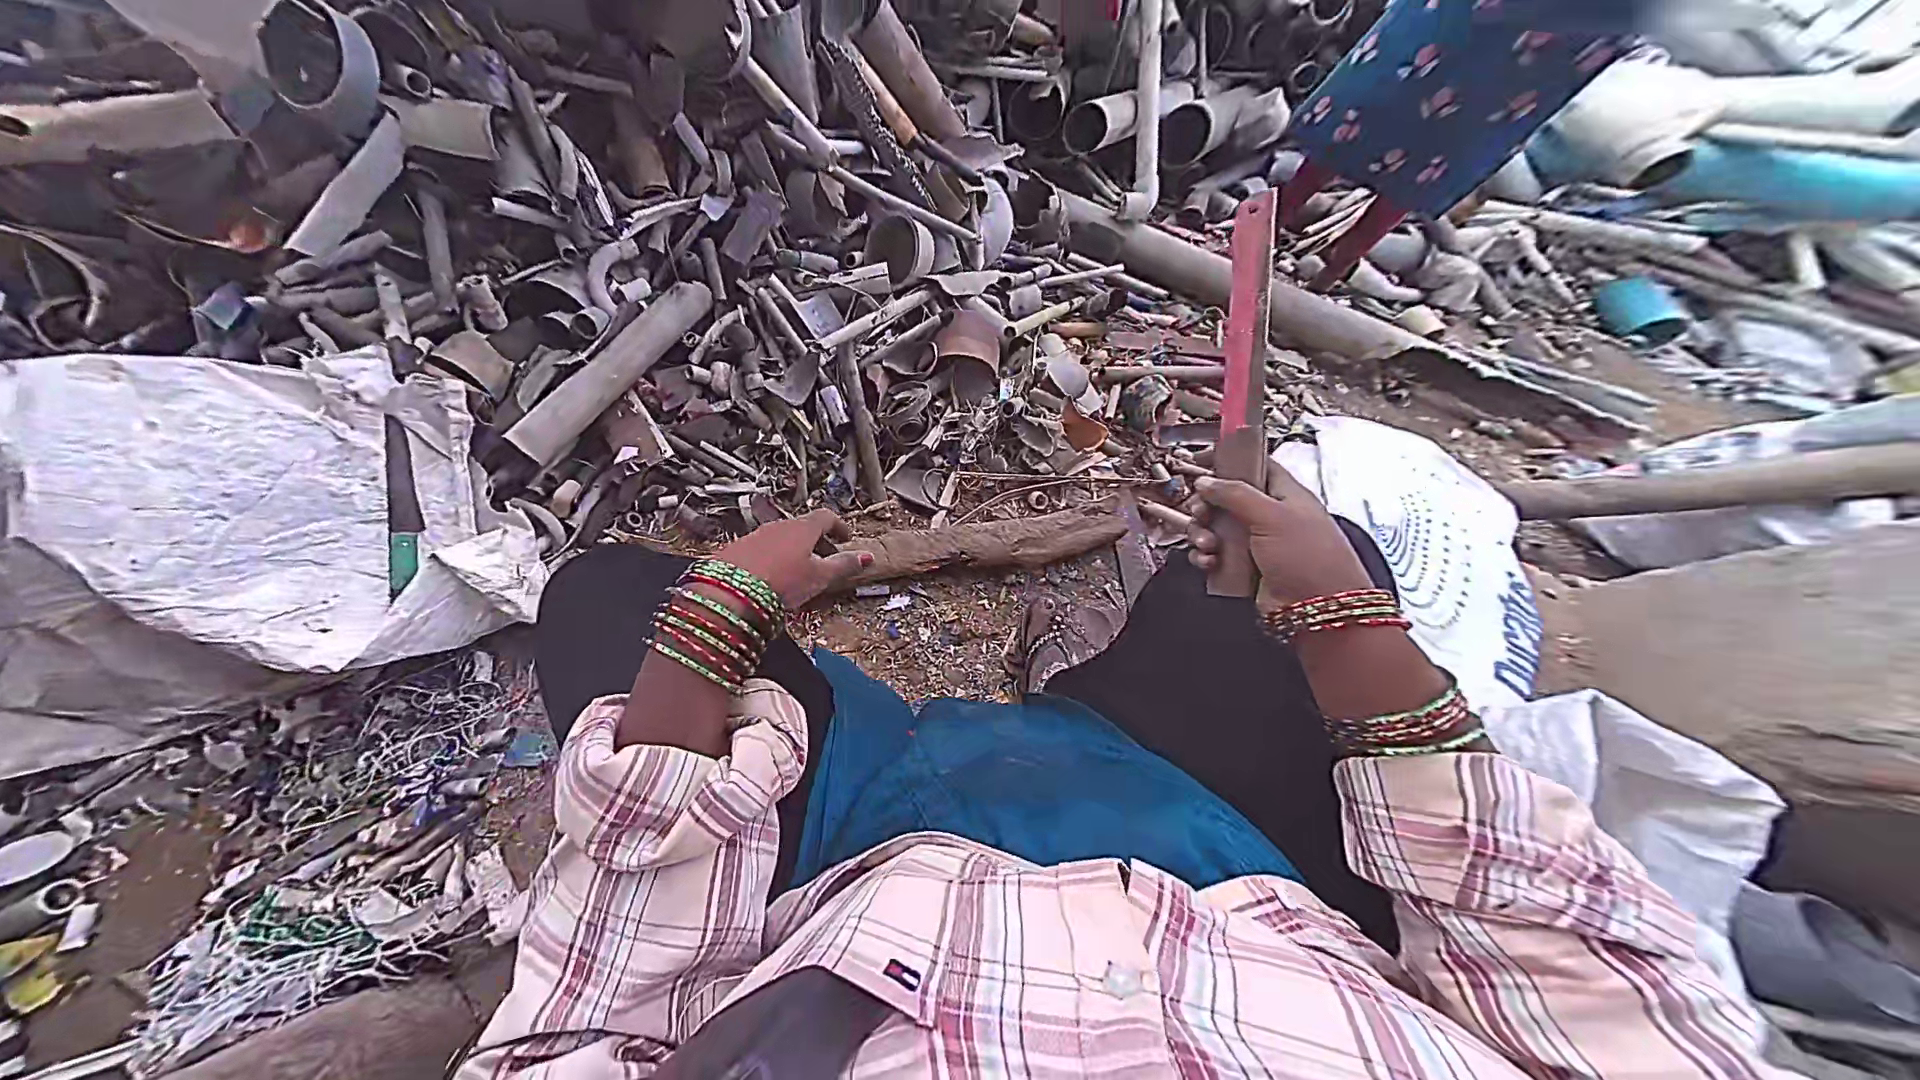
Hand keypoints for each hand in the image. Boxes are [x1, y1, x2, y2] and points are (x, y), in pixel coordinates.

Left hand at [712, 509, 873, 608]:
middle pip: (803, 528)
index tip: (845, 538)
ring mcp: (755, 536)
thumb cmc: (778, 583)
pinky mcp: (737, 551)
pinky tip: (775, 580)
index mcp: (803, 528)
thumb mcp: (820, 577)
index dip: (839, 527)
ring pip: (782, 539)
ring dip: (795, 552)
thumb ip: (844, 565)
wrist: (730, 594)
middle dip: (818, 543)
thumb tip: (866, 558)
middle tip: (826, 561)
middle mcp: (778, 526)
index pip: (827, 517)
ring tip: (801, 574)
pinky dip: (775, 560)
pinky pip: (762, 550)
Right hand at [1186, 470, 1374, 613]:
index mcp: (1284, 494)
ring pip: (1214, 527)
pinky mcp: (1243, 566)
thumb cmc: (1309, 557)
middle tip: (1200, 512)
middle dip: (1206, 504)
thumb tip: (1206, 481)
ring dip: (1203, 533)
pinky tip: (1210, 561)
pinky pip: (1213, 554)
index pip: (1253, 465)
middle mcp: (1268, 516)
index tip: (1200, 462)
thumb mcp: (1273, 516)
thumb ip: (1236, 494)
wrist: (1316, 609)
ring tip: (1208, 545)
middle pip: (1225, 498)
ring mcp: (1254, 542)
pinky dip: (1205, 556)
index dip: (1227, 460)